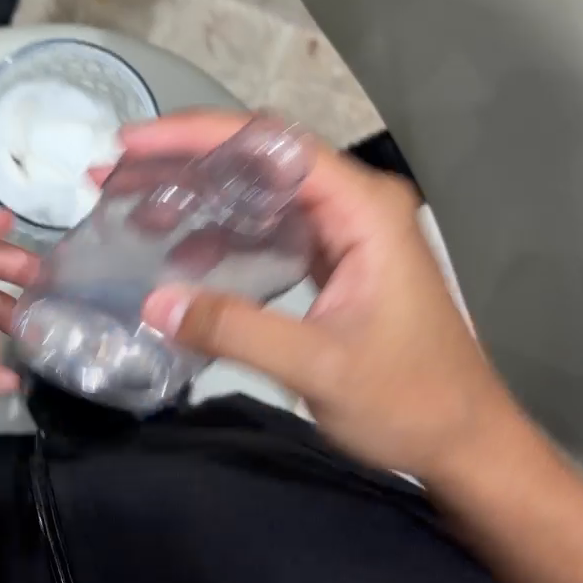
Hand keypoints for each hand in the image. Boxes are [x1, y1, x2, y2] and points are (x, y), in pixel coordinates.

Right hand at [127, 110, 525, 484]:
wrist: (466, 446)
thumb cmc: (412, 401)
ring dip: (194, 194)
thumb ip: (235, 330)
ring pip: (254, 189)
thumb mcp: (320, 367)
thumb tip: (152, 303)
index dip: (196, 135)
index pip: (270, 143)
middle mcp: (351, 203)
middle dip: (183, 159)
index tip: (134, 144)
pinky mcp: (328, 257)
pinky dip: (214, 232)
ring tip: (130, 207)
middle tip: (116, 172)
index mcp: (362, 207)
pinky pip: (260, 225)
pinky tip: (176, 253)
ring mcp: (340, 229)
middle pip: (256, 156)